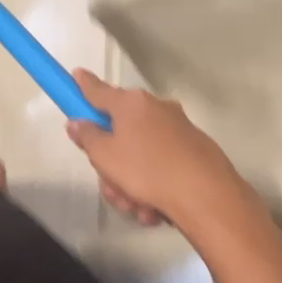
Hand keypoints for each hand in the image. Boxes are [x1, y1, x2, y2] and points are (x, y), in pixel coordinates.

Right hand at [64, 69, 236, 221]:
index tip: (76, 74)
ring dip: (130, 182)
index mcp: (131, 104)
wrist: (205, 194)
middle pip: (119, 131)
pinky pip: (160, 165)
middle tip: (110, 184)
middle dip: (110, 163)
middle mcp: (155, 108)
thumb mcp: (104, 156)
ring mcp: (177, 127)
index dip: (83, 86)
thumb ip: (87, 137)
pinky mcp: (192, 148)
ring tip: (134, 205)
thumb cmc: (146, 170)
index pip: (98, 91)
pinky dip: (152, 185)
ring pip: (139, 154)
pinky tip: (153, 208)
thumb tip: (77, 121)